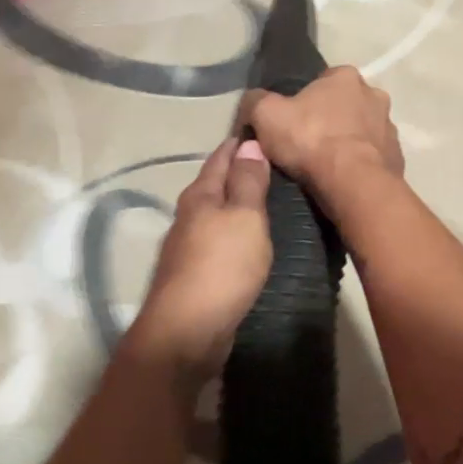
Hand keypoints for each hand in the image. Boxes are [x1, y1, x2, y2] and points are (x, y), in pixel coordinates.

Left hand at [129, 134, 272, 380]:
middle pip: (215, 184)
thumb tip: (248, 144)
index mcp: (200, 195)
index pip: (221, 156)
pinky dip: (236, 232)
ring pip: (216, 214)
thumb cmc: (221, 267)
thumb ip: (248, 182)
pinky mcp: (194, 275)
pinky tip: (251, 239)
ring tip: (270, 199)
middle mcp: (188, 215)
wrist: (186, 333)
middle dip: (240, 171)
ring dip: (238, 204)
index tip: (266, 130)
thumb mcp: (245, 217)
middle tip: (276, 163)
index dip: (241, 142)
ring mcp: (188, 247)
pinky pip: (219, 241)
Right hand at [240, 65, 403, 190]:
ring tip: (325, 167)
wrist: (353, 184)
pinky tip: (344, 181)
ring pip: (363, 131)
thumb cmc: (310, 140)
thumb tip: (253, 102)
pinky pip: (373, 158)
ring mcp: (390, 127)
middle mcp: (375, 95)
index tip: (293, 120)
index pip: (324, 80)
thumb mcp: (266, 114)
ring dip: (348, 143)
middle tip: (308, 144)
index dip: (306, 99)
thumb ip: (256, 101)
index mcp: (346, 76)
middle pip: (346, 105)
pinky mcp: (397, 157)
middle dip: (331, 120)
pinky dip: (360, 165)